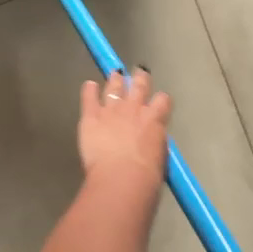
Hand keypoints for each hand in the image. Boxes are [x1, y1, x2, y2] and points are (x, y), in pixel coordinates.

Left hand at [78, 69, 171, 183]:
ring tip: (115, 75)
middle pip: (139, 84)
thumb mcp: (160, 159)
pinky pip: (89, 97)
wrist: (120, 178)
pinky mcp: (91, 116)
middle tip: (139, 73)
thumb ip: (156, 143)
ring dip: (115, 80)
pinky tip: (89, 85)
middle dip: (140, 78)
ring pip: (114, 87)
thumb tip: (152, 139)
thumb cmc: (146, 177)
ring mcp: (111, 110)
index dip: (161, 100)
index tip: (159, 102)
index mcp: (154, 119)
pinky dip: (89, 90)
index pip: (163, 100)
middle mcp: (134, 108)